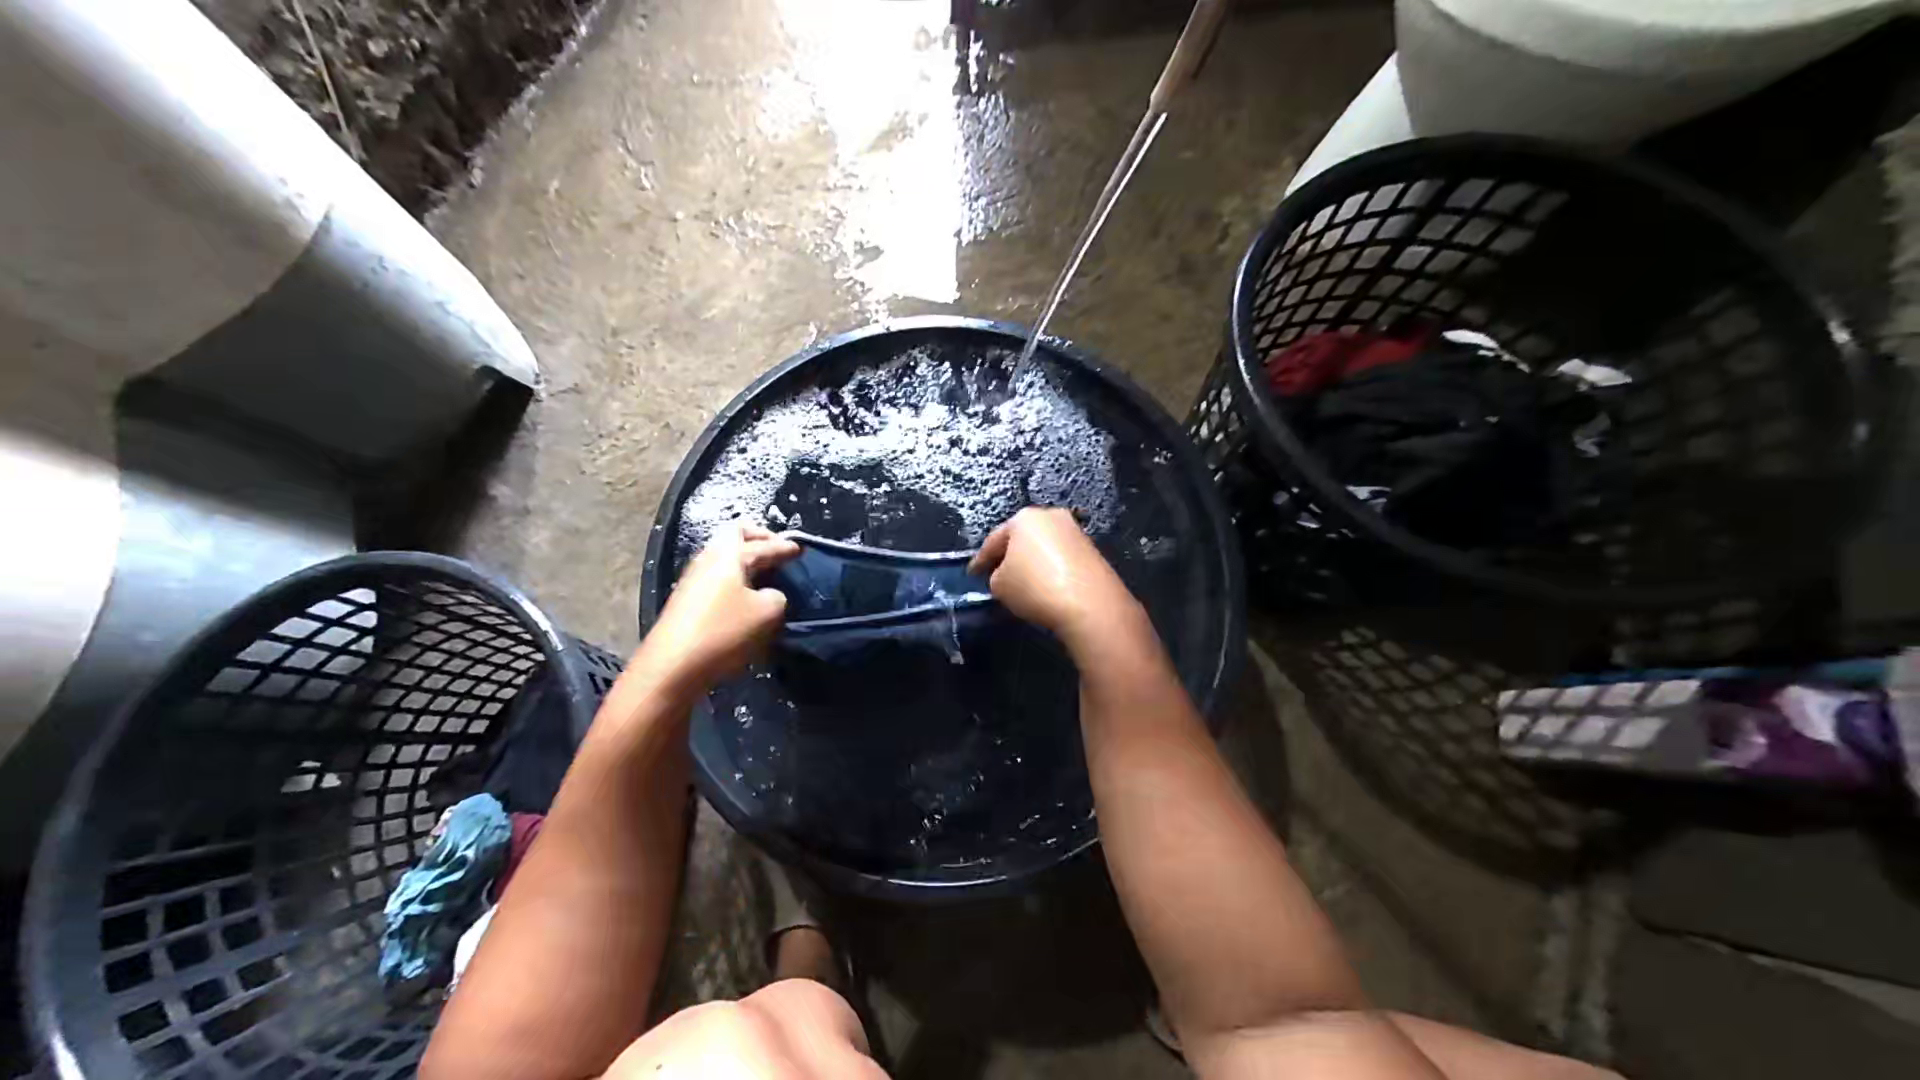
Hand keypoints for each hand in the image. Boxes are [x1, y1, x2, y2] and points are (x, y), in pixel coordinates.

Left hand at [634, 523, 799, 691]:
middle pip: (735, 536)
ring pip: (724, 557)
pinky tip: (746, 595)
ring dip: (746, 560)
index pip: (763, 544)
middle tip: (778, 551)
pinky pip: (718, 576)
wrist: (672, 667)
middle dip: (759, 539)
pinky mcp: (687, 600)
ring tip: (766, 574)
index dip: (785, 546)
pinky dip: (736, 577)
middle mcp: (708, 558)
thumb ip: (778, 596)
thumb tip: (770, 595)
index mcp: (729, 554)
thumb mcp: (768, 613)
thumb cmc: (724, 632)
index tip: (800, 549)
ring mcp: (693, 578)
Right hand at [968, 507, 1141, 645]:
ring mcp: (1075, 532)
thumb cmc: (1035, 587)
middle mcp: (1051, 517)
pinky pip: (1061, 559)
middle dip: (1009, 556)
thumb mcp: (999, 586)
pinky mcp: (1092, 551)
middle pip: (1022, 538)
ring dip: (1032, 563)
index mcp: (1024, 518)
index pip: (994, 540)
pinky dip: (1051, 570)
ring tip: (1022, 584)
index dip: (981, 560)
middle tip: (996, 575)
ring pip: (1044, 548)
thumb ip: (995, 576)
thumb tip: (1006, 576)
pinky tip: (1046, 588)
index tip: (972, 573)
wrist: (1091, 605)